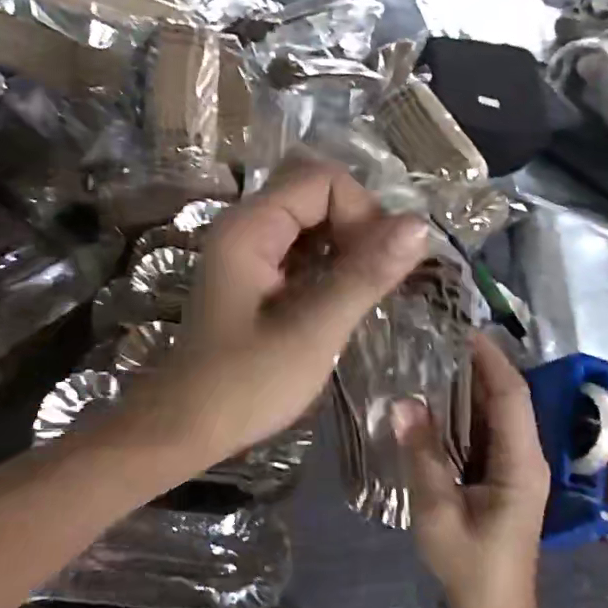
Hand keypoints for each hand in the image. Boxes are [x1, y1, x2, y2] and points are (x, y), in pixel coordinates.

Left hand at [137, 157, 428, 464]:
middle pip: (317, 191)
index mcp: (251, 228)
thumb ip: (364, 275)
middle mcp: (246, 226)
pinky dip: (332, 262)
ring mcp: (249, 250)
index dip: (362, 212)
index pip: (323, 180)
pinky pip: (303, 247)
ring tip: (366, 290)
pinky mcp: (256, 275)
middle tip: (376, 277)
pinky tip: (343, 298)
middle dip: (358, 224)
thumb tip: (420, 225)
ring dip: (348, 244)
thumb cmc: (246, 385)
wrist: (186, 428)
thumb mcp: (314, 332)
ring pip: (313, 219)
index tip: (378, 266)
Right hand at [396, 333, 550, 607]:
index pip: (510, 395)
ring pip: (499, 416)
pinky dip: (467, 415)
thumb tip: (403, 403)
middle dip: (479, 367)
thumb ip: (422, 456)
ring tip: (433, 362)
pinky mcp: (506, 480)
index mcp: (520, 463)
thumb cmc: (470, 567)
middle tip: (438, 340)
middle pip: (508, 399)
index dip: (490, 359)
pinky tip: (438, 407)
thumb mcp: (437, 512)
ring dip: (472, 389)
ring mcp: (519, 469)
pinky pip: (490, 435)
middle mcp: (527, 458)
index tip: (461, 330)